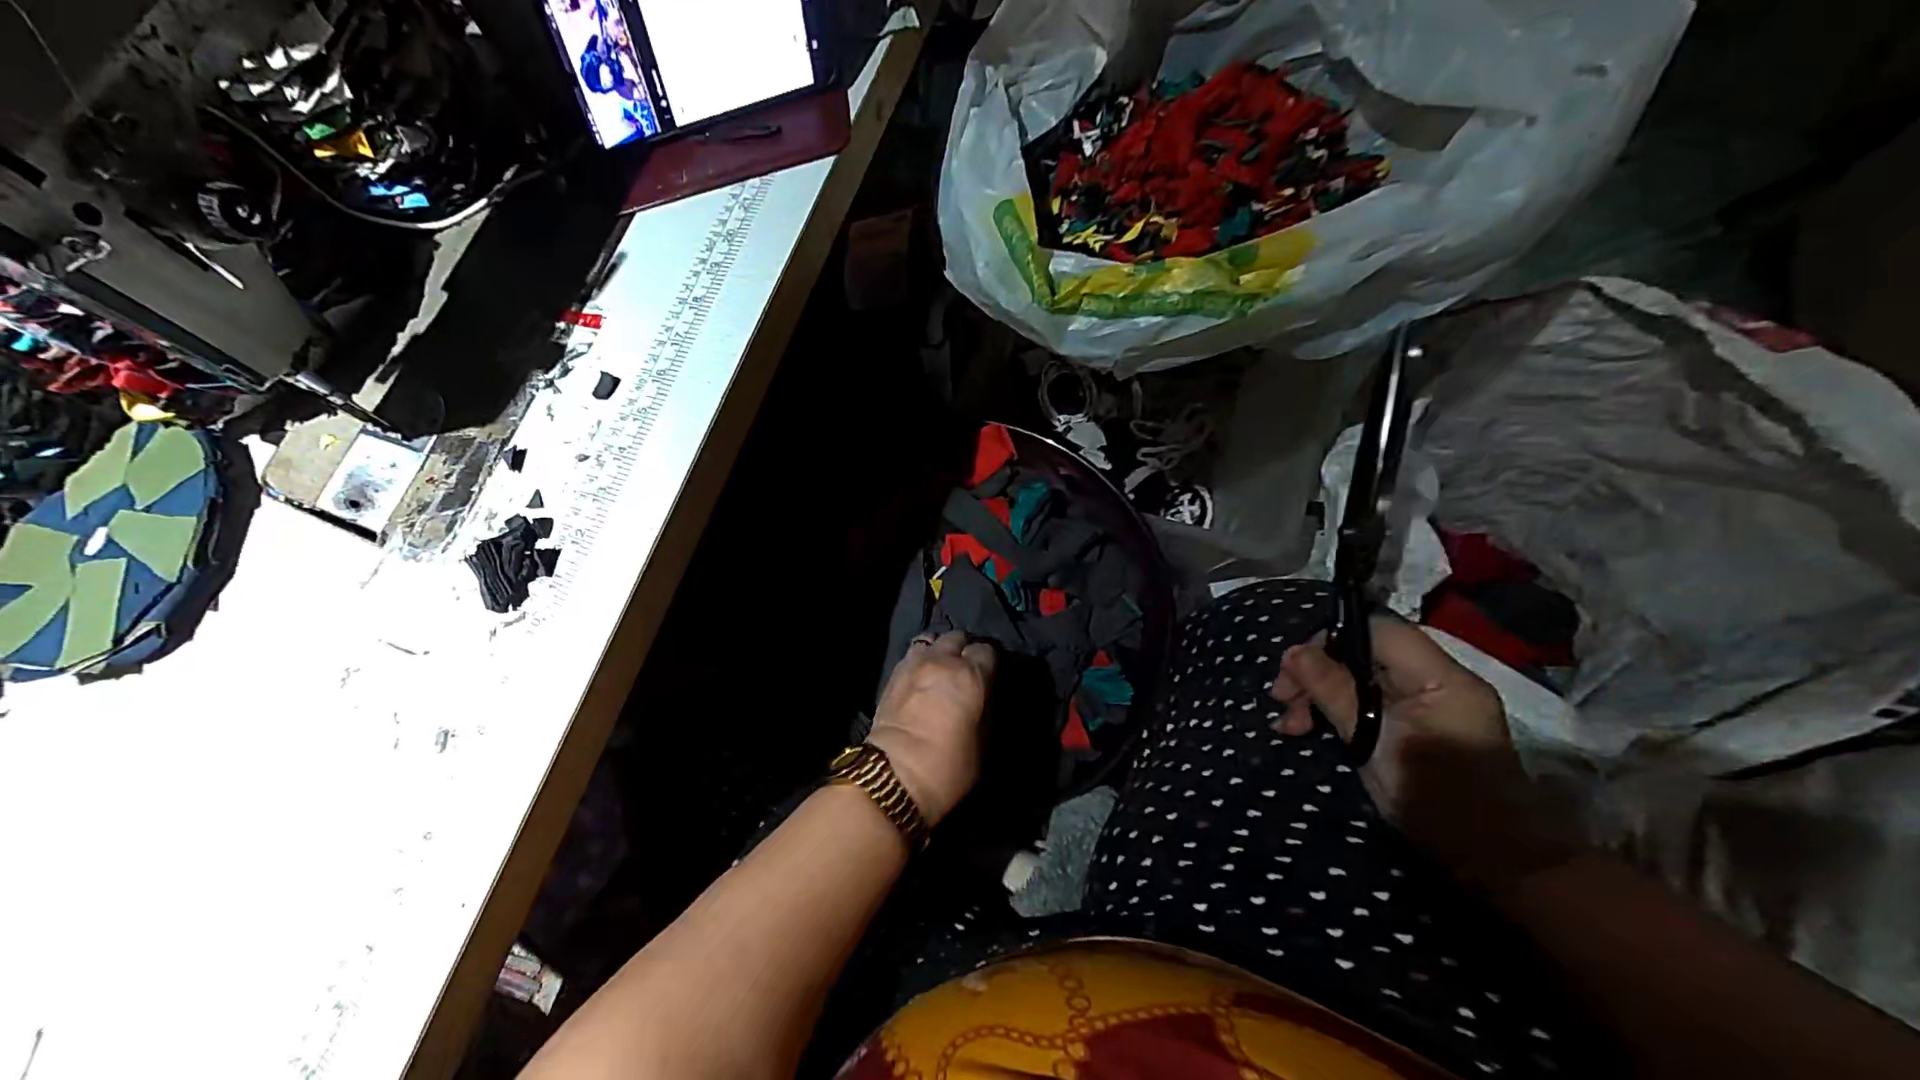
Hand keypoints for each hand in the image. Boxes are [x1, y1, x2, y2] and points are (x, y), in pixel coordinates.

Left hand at [866, 632, 995, 825]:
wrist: (894, 775)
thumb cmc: (949, 765)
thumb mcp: (985, 742)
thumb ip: (986, 709)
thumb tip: (984, 697)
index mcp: (970, 675)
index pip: (987, 650)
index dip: (989, 661)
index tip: (989, 675)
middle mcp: (942, 661)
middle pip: (957, 637)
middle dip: (964, 649)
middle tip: (967, 669)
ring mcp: (913, 664)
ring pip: (931, 640)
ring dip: (940, 651)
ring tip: (942, 668)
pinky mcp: (892, 675)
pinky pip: (911, 655)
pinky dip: (921, 660)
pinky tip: (923, 677)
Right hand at [1270, 618, 1575, 890]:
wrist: (1496, 862)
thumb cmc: (1436, 801)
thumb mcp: (1373, 745)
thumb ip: (1334, 692)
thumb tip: (1294, 653)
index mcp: (1440, 678)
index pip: (1378, 629)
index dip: (1330, 639)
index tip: (1294, 670)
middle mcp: (1440, 680)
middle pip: (1366, 652)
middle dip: (1318, 670)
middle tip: (1282, 700)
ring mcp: (1433, 703)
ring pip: (1363, 677)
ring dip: (1322, 692)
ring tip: (1291, 724)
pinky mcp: (1423, 724)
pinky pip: (1374, 700)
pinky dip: (1340, 709)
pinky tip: (1311, 728)